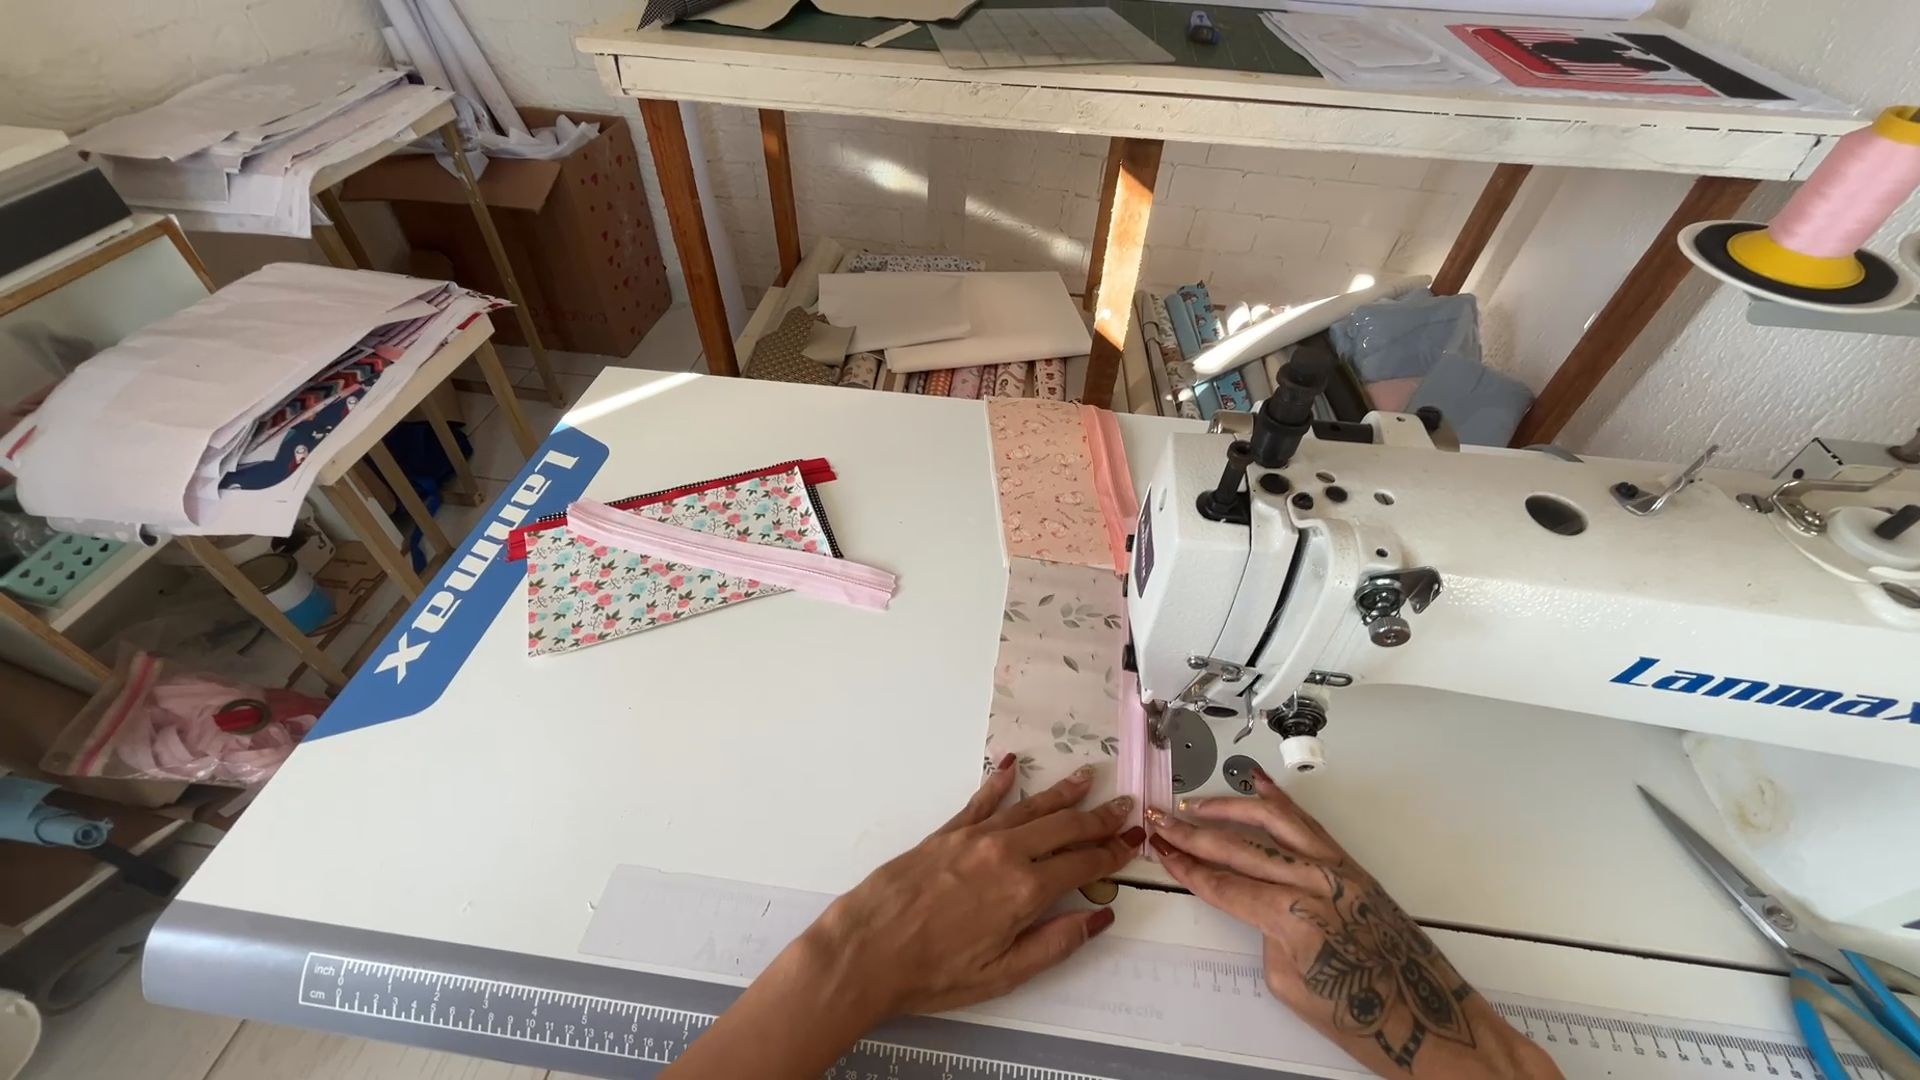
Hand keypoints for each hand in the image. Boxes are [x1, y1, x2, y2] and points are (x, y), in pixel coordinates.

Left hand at [805, 755, 1143, 1019]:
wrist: (868, 947)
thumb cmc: (933, 971)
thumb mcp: (1004, 974)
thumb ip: (1055, 943)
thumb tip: (1097, 918)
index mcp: (1025, 891)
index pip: (1082, 865)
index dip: (1111, 853)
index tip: (1131, 841)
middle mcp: (1005, 854)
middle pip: (1063, 827)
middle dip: (1098, 816)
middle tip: (1122, 804)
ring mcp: (975, 837)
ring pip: (1030, 807)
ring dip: (1061, 793)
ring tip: (1085, 777)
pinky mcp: (947, 832)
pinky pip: (981, 800)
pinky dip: (999, 781)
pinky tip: (1012, 765)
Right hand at [1148, 769, 1561, 1078]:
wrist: (1434, 1026)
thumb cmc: (1366, 1020)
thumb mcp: (1291, 986)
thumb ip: (1264, 933)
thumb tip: (1252, 902)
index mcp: (1294, 918)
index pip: (1224, 884)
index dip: (1187, 867)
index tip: (1161, 850)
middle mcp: (1314, 883)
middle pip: (1237, 847)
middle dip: (1191, 833)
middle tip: (1159, 818)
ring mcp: (1335, 869)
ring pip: (1269, 822)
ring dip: (1225, 809)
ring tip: (1192, 804)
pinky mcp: (1350, 866)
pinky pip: (1307, 824)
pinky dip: (1278, 801)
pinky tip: (1255, 783)